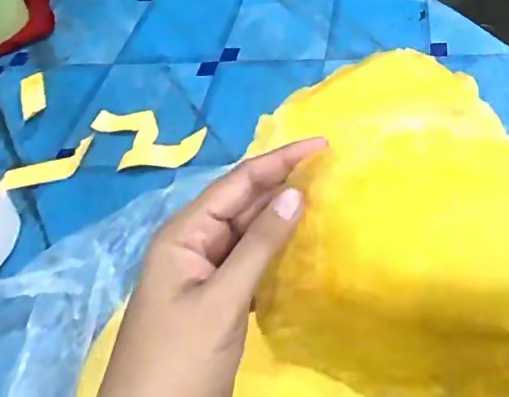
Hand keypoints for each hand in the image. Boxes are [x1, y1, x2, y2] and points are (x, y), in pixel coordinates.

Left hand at [98, 138, 326, 396]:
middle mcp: (193, 244)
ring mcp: (204, 272)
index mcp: (184, 234)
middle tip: (331, 169)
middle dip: (284, 183)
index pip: (240, 181)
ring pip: (250, 229)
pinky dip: (278, 247)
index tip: (323, 144)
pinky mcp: (216, 298)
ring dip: (283, 215)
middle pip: (245, 201)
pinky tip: (304, 243)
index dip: (281, 159)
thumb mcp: (222, 303)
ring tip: (326, 196)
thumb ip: (260, 245)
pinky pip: (251, 257)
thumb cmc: (177, 364)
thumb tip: (296, 192)